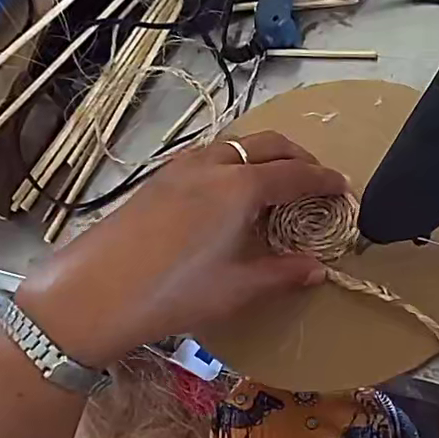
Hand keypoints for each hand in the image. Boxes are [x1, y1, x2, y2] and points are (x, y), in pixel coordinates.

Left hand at [15, 132, 347, 367]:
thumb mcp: (236, 288)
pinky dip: (233, 162)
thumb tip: (317, 269)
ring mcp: (180, 167)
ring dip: (263, 155)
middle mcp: (212, 165)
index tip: (343, 189)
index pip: (295, 176)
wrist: (96, 292)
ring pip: (235, 145)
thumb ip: (282, 274)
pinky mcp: (157, 179)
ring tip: (274, 183)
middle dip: (298, 158)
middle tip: (314, 180)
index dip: (324, 182)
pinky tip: (227, 191)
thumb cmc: (174, 293)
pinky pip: (208, 156)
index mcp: (240, 187)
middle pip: (268, 145)